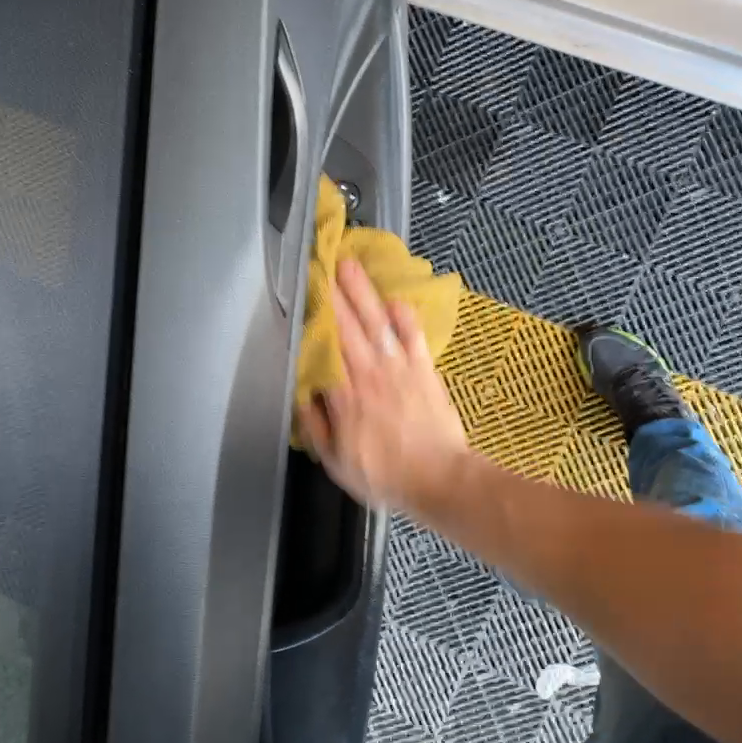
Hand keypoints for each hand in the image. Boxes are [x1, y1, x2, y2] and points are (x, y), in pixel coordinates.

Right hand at [299, 259, 468, 509]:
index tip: (301, 294)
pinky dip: (405, 317)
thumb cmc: (384, 475)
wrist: (440, 480)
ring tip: (349, 266)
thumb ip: (316, 427)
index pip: (324, 348)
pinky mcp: (425, 371)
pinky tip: (394, 298)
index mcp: (345, 397)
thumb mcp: (337, 462)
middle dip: (334, 293)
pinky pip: (413, 337)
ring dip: (363, 293)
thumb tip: (304, 396)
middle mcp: (370, 375)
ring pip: (377, 323)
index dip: (313, 319)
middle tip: (321, 262)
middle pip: (348, 327)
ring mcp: (400, 369)